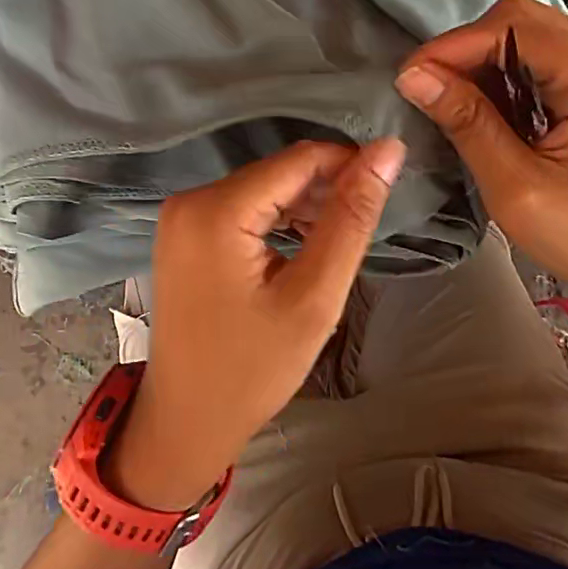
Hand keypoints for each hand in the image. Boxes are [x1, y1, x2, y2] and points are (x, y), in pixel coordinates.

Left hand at [104, 138, 405, 510]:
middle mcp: (189, 199)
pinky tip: (300, 246)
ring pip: (260, 188)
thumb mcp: (314, 296)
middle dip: (324, 190)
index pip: (298, 159)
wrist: (188, 417)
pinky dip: (274, 219)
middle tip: (361, 229)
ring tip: (333, 244)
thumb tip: (387, 151)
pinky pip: (239, 208)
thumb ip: (351, 218)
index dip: (348, 164)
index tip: (385, 190)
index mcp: (215, 210)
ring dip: (301, 206)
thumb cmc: (254, 368)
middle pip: (276, 172)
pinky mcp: (182, 232)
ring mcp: (180, 216)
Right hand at [393, 0, 567, 309]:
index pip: (518, 28)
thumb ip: (467, 123)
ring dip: (480, 62)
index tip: (410, 76)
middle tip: (427, 86)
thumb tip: (414, 76)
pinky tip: (480, 107)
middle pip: (523, 21)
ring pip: (526, 36)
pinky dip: (497, 76)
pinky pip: (535, 61)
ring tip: (448, 99)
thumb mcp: (515, 186)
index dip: (456, 45)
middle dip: (466, 48)